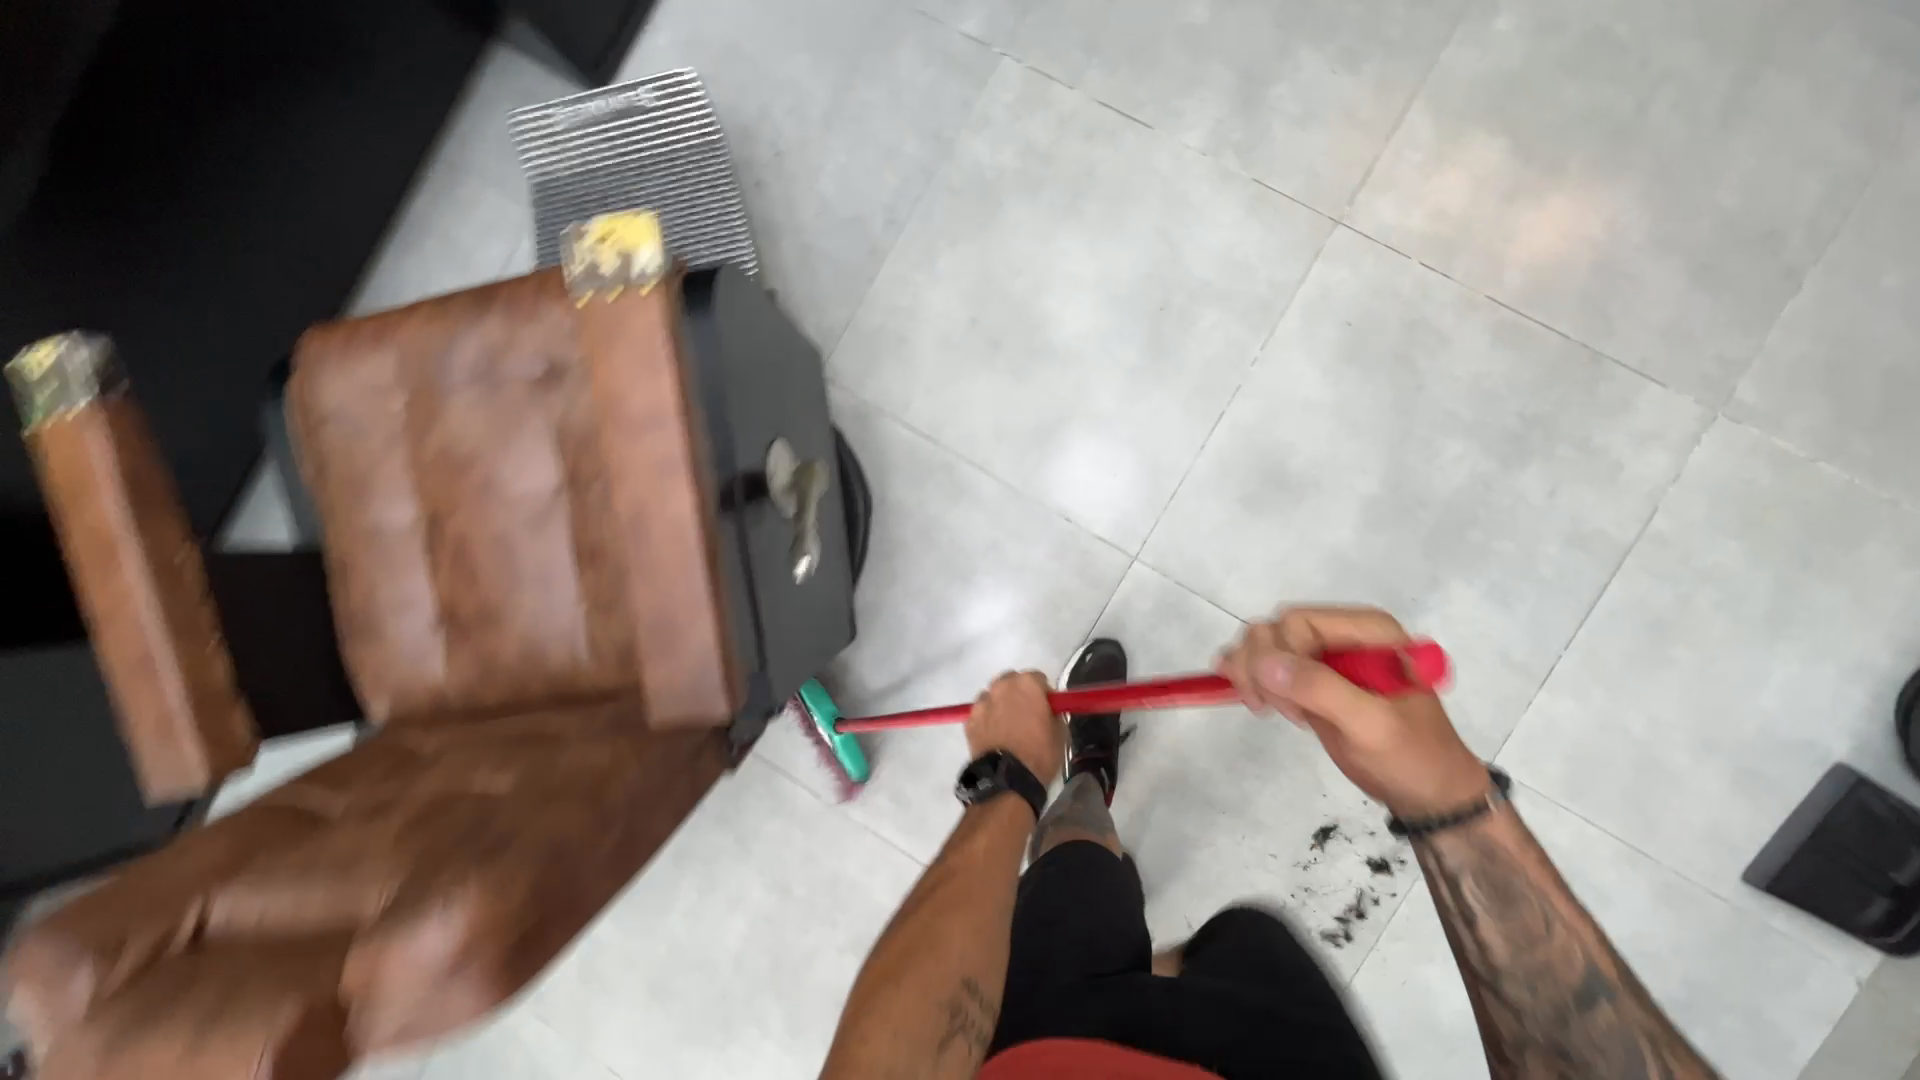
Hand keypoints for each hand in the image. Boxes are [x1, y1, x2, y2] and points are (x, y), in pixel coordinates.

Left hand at [964, 671, 1063, 784]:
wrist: (1008, 780)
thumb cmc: (1040, 754)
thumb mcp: (1060, 731)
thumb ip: (1052, 711)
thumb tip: (1047, 709)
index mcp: (1027, 684)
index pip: (1038, 678)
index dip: (1043, 693)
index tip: (1045, 708)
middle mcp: (1001, 686)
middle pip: (1011, 682)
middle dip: (1018, 693)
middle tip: (1026, 715)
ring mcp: (982, 702)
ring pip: (993, 695)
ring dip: (1000, 704)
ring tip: (1006, 726)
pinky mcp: (969, 720)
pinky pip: (980, 712)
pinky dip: (986, 719)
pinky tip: (993, 735)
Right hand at [1216, 606, 1488, 817]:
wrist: (1429, 793)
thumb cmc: (1410, 757)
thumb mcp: (1371, 725)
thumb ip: (1320, 689)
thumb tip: (1262, 662)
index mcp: (1368, 631)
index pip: (1296, 622)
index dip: (1279, 657)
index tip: (1290, 707)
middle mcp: (1343, 633)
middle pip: (1273, 629)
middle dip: (1262, 668)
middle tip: (1279, 711)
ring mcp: (1324, 655)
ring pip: (1261, 643)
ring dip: (1251, 674)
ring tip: (1270, 710)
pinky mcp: (1309, 678)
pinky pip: (1263, 662)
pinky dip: (1248, 678)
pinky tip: (1258, 703)